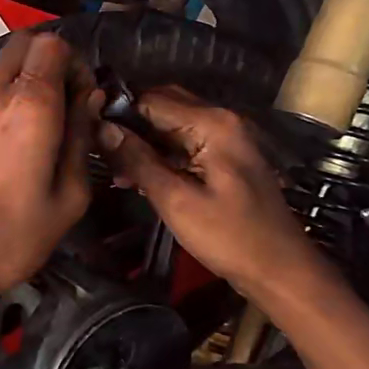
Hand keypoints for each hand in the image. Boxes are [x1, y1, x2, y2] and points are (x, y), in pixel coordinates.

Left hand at [0, 32, 101, 302]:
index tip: (84, 99)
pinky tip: (7, 145)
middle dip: (51, 61)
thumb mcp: (69, 197)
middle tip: (65, 103)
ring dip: (24, 80)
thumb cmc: (7, 236)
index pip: (55, 45)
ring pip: (0, 65)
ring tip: (38, 128)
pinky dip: (1, 100)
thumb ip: (83, 138)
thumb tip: (89, 102)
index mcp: (29, 104)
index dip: (76, 65)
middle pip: (25, 43)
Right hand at [97, 87, 326, 296]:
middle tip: (99, 150)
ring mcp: (226, 137)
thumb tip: (102, 128)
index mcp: (212, 123)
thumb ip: (138, 160)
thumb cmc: (230, 237)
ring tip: (114, 170)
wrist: (281, 269)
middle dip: (130, 124)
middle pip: (163, 105)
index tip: (88, 131)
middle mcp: (221, 119)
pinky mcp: (225, 156)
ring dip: (143, 142)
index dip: (118, 113)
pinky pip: (185, 142)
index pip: (152, 99)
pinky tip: (137, 177)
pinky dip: (161, 154)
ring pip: (172, 124)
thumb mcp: (176, 200)